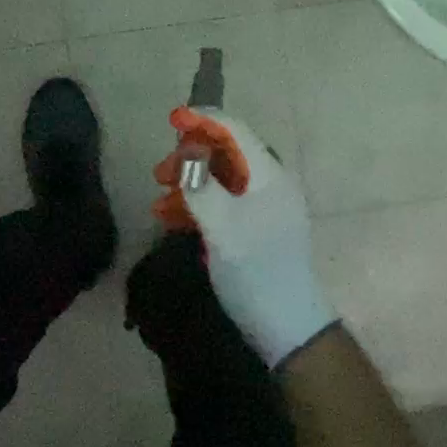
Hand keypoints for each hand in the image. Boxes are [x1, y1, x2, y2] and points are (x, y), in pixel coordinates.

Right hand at [179, 115, 337, 366]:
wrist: (287, 327)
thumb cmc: (255, 271)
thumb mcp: (222, 227)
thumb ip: (203, 185)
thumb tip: (192, 149)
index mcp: (268, 175)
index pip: (235, 131)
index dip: (204, 120)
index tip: (172, 119)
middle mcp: (270, 184)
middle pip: (227, 154)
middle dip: (191, 156)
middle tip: (159, 172)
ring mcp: (265, 208)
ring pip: (223, 180)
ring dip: (191, 184)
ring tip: (159, 200)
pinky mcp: (257, 231)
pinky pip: (225, 204)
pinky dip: (200, 206)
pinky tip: (174, 219)